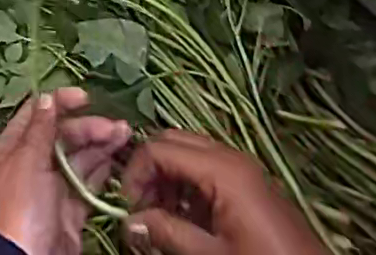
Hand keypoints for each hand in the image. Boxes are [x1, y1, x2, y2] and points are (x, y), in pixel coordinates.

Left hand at [0, 88, 131, 254]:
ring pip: (79, 157)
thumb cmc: (22, 204)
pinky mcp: (70, 209)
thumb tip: (47, 97)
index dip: (60, 101)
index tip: (85, 98)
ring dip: (101, 145)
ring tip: (125, 136)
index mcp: (16, 145)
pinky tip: (117, 160)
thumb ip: (41, 129)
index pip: (39, 112)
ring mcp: (53, 186)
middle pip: (63, 134)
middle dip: (89, 127)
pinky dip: (101, 171)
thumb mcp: (28, 160)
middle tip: (118, 127)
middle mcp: (34, 161)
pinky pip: (87, 184)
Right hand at [121, 131, 325, 254]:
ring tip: (160, 220)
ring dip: (167, 179)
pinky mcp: (249, 183)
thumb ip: (167, 234)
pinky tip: (185, 221)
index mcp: (220, 167)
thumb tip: (128, 224)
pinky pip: (207, 168)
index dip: (135, 175)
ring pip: (188, 152)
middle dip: (149, 171)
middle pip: (172, 141)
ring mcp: (242, 166)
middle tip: (140, 211)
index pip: (158, 149)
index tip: (126, 210)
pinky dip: (187, 186)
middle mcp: (229, 155)